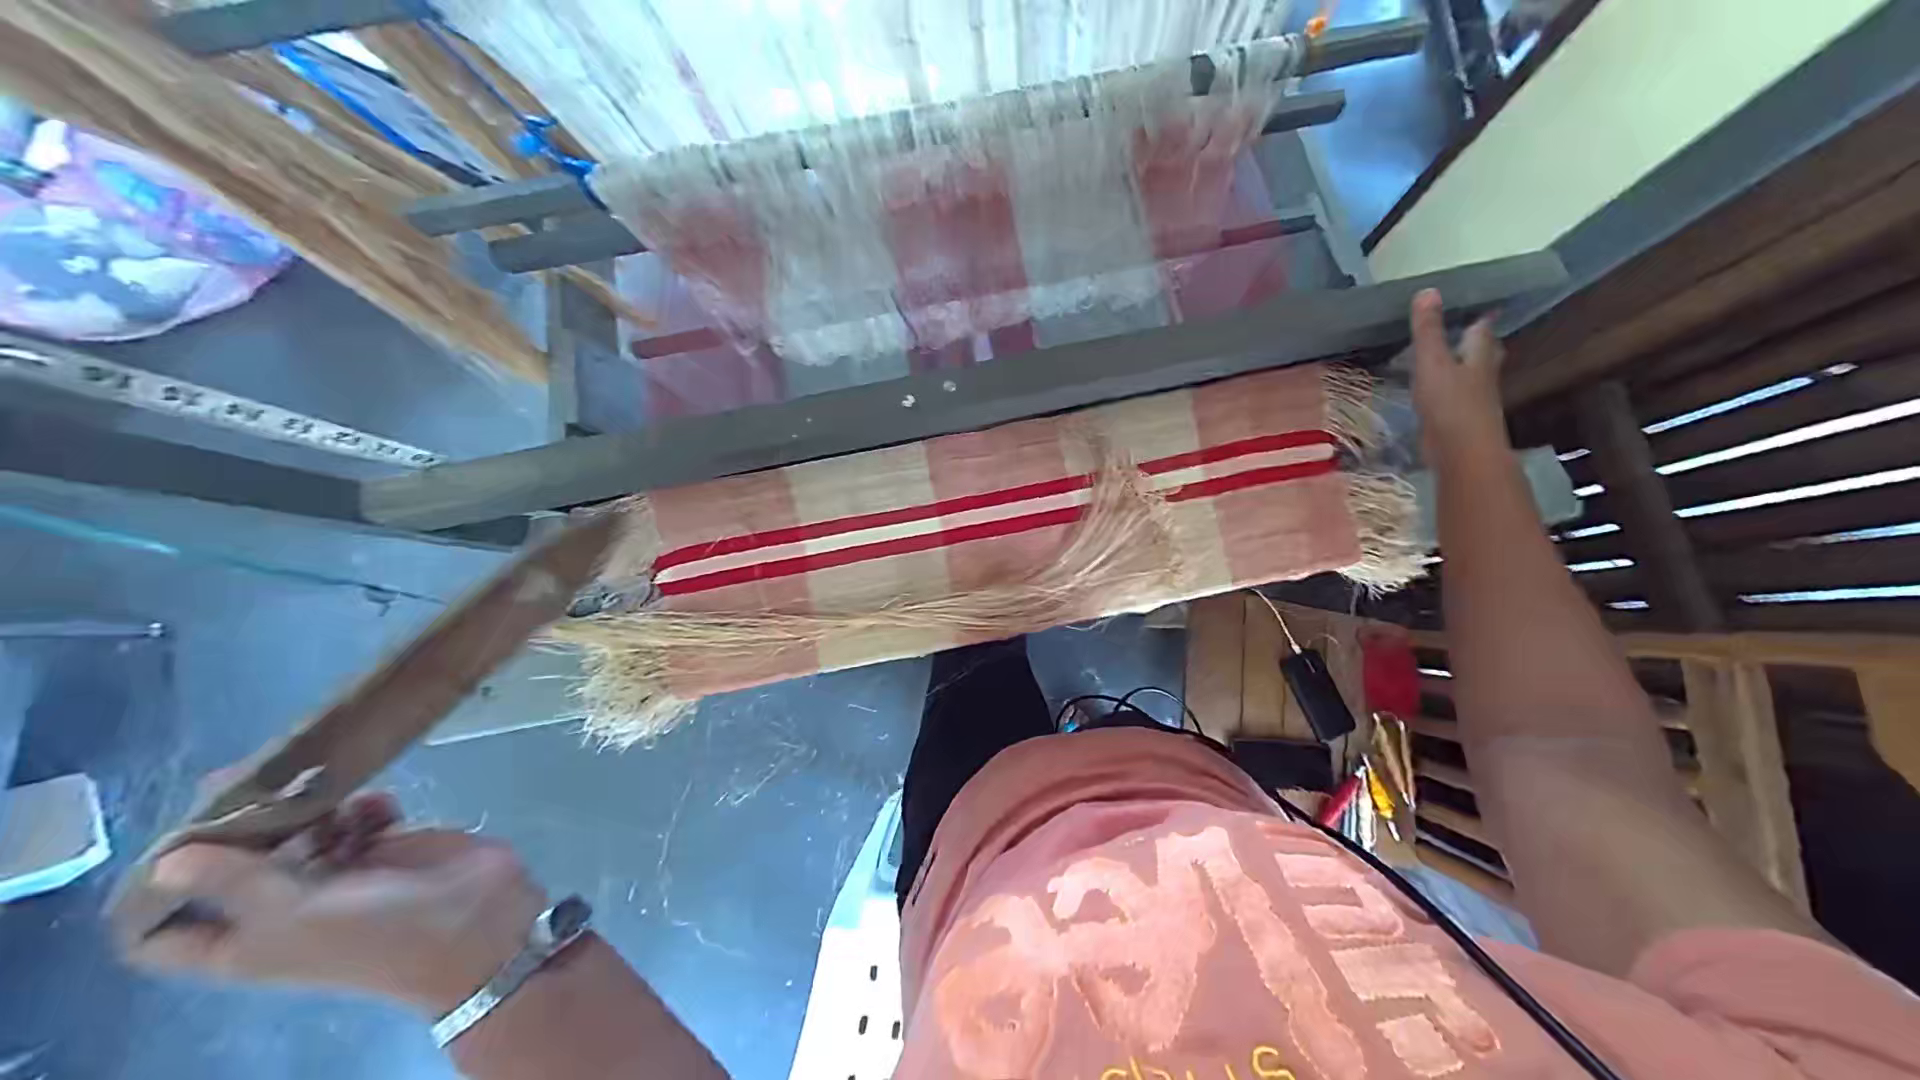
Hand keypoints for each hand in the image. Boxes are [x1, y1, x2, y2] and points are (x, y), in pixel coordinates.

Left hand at [131, 792, 545, 1014]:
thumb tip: (169, 860)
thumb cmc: (376, 932)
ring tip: (318, 782)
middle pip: (237, 864)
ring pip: (301, 831)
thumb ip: (235, 883)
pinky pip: (360, 816)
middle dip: (238, 827)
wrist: (474, 920)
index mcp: (245, 940)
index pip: (164, 929)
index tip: (168, 841)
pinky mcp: (389, 843)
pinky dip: (364, 804)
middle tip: (244, 783)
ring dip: (307, 808)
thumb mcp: (296, 916)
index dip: (153, 893)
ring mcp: (340, 871)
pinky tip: (376, 801)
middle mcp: (284, 905)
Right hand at [1409, 288, 1509, 454]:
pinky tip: (1436, 392)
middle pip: (1482, 352)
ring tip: (1446, 359)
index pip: (1481, 329)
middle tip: (1464, 331)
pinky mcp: (1460, 421)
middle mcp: (1482, 375)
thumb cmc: (1450, 403)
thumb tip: (1427, 290)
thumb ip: (1427, 330)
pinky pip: (1454, 397)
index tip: (1471, 305)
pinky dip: (1447, 390)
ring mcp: (1473, 400)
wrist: (1461, 452)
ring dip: (1461, 367)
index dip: (1477, 317)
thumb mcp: (1432, 362)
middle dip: (1474, 342)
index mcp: (1479, 356)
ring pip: (1470, 375)